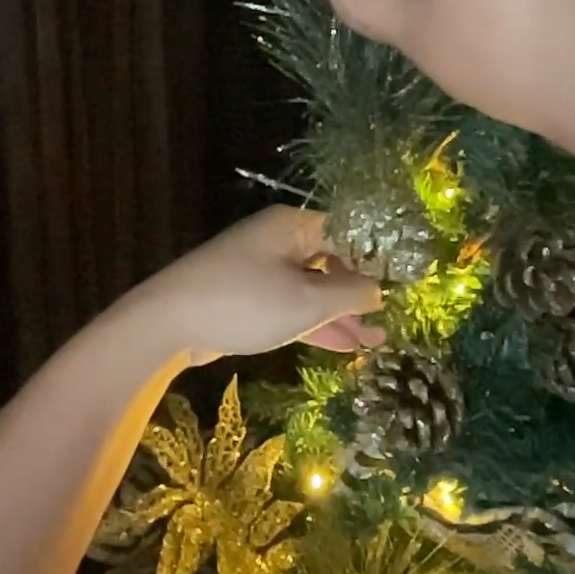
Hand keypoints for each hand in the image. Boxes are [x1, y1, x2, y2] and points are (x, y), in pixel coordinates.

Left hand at [118, 206, 382, 365]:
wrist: (167, 322)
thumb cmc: (244, 302)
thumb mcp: (306, 301)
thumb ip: (349, 295)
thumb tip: (379, 290)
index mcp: (292, 226)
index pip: (347, 232)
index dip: (378, 256)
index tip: (407, 283)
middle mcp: (278, 241)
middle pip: (331, 260)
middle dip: (361, 292)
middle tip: (394, 317)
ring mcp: (261, 270)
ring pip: (312, 288)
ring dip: (341, 314)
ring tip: (378, 341)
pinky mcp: (248, 298)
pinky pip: (292, 306)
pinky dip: (315, 324)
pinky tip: (345, 346)